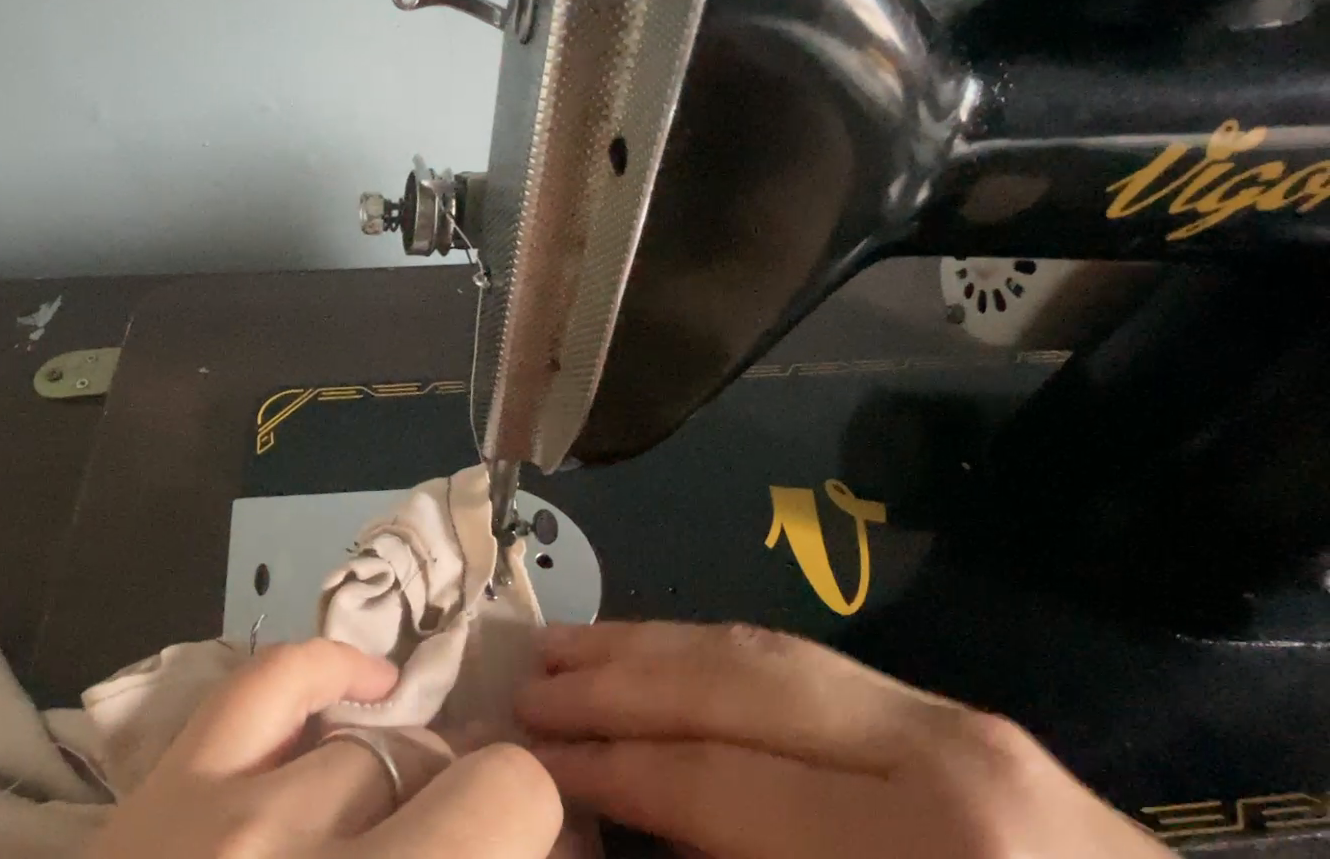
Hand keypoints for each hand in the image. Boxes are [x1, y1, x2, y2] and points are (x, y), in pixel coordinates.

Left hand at [86, 638, 562, 858]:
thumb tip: (547, 847)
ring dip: (408, 776)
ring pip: (365, 744)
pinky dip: (327, 670)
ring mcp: (220, 813)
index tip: (543, 846)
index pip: (505, 800)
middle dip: (476, 810)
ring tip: (413, 807)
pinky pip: (264, 686)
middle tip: (469, 845)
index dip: (540, 820)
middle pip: (437, 770)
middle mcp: (302, 853)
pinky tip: (368, 686)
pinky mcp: (161, 793)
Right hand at [516, 622, 1174, 858]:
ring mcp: (950, 716)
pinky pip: (801, 663)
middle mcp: (935, 751)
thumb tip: (617, 823)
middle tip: (526, 682)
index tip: (531, 751)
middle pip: (729, 685)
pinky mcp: (955, 714)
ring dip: (650, 644)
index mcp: (923, 838)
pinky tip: (660, 650)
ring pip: (761, 651)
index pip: (715, 779)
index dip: (609, 765)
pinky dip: (711, 649)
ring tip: (567, 644)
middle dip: (613, 681)